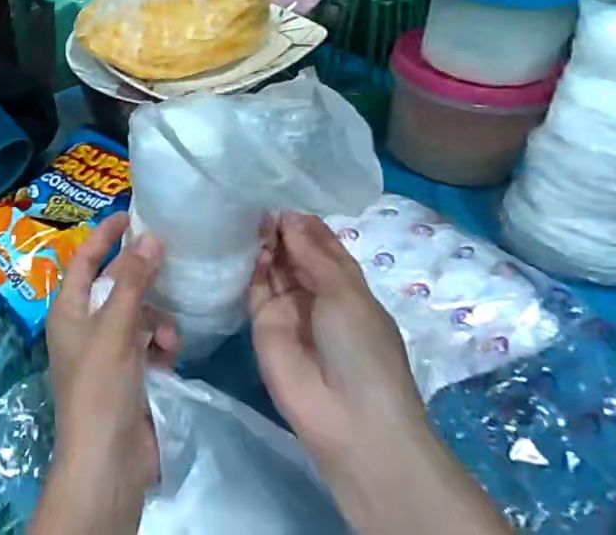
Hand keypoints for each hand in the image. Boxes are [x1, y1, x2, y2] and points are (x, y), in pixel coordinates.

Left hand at [32, 214, 178, 534]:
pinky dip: (161, 344)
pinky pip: (149, 342)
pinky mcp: (130, 374)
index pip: (84, 260)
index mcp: (69, 311)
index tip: (129, 214)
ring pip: (138, 314)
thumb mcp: (116, 327)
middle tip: (167, 257)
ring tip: (167, 335)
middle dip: (141, 279)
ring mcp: (108, 351)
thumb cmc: (101, 387)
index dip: (104, 235)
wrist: (109, 463)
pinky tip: (170, 356)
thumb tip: (151, 236)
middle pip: (116, 285)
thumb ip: (133, 280)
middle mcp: (85, 326)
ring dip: (157, 318)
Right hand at [250, 212, 510, 534]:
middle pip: (295, 253)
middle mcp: (316, 293)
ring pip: (274, 267)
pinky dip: (254, 268)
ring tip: (255, 220)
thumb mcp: (346, 292)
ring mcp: (289, 310)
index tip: (284, 198)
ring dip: (267, 244)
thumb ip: (312, 253)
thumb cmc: (362, 347)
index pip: (323, 245)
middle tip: (261, 205)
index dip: (306, 224)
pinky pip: (256, 289)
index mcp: (346, 285)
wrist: (348, 417)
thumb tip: (288, 216)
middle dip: (282, 229)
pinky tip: (254, 249)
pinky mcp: (263, 325)